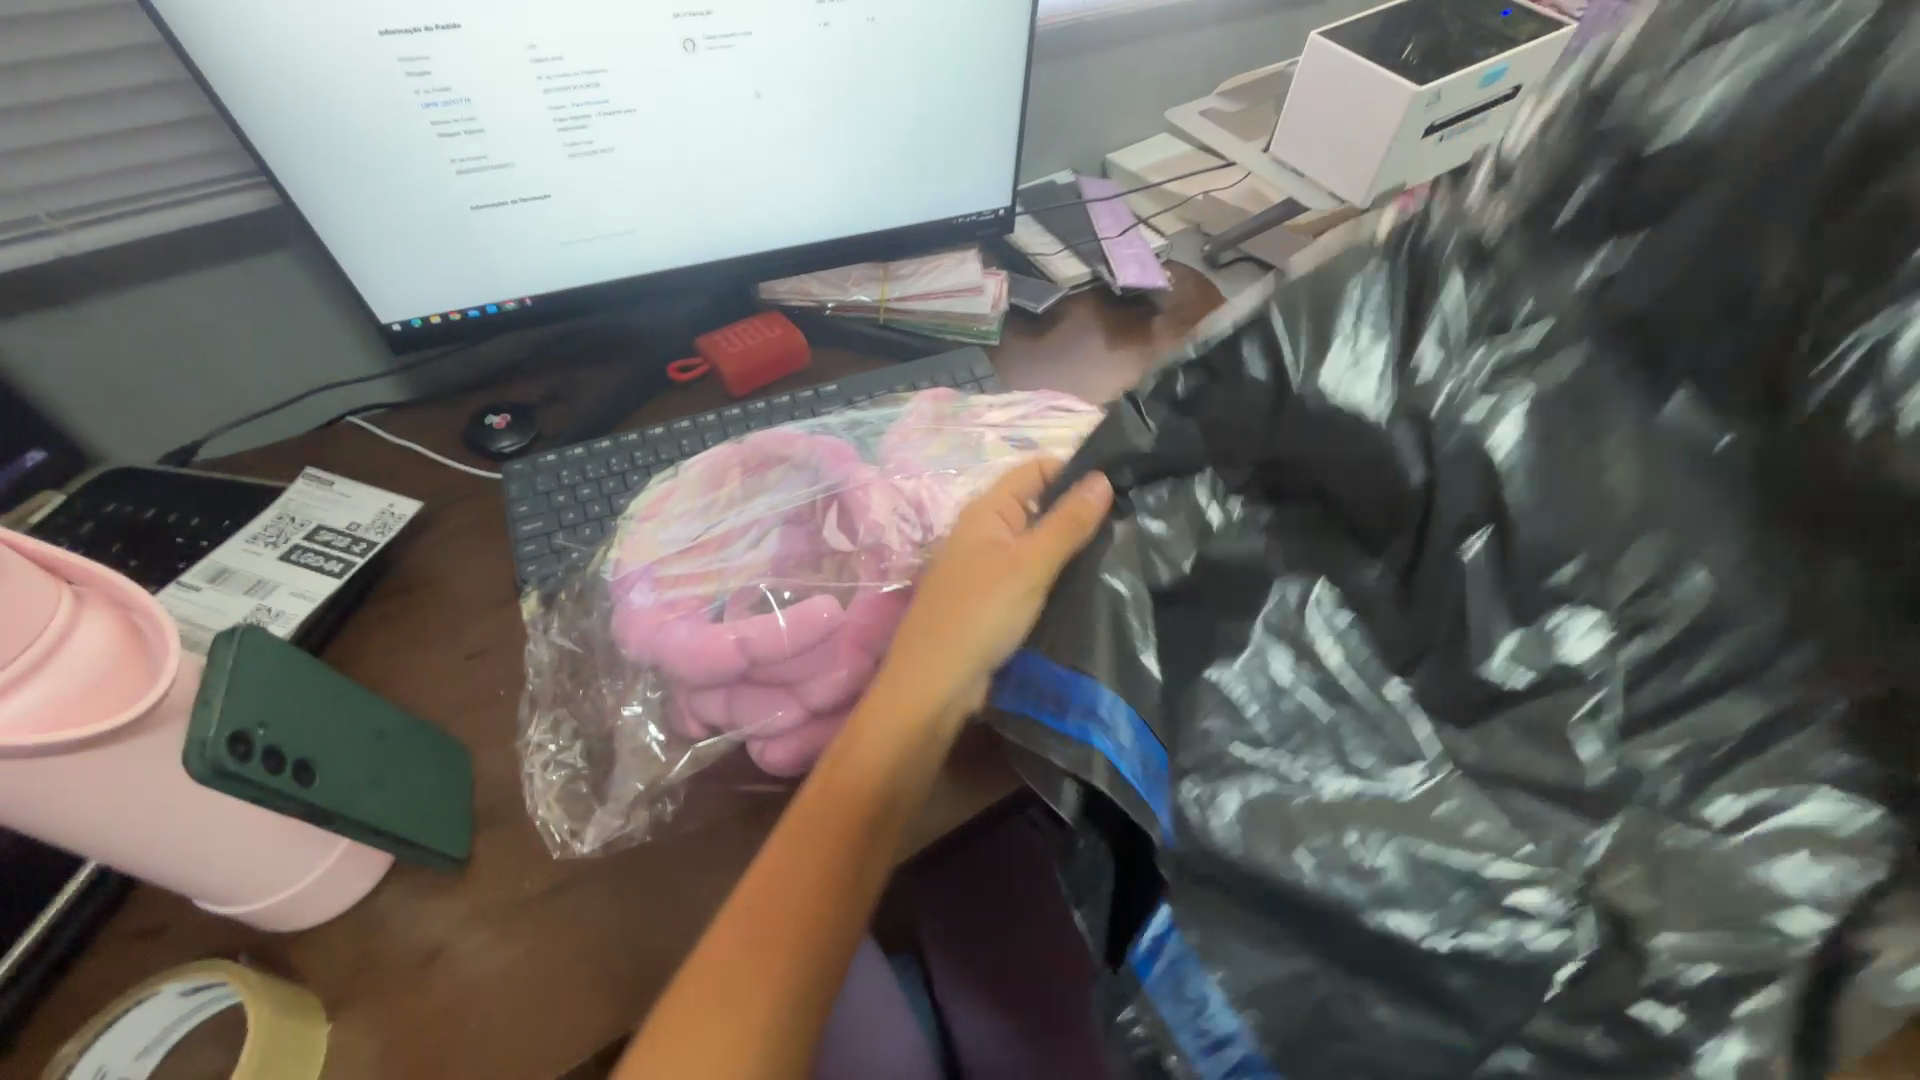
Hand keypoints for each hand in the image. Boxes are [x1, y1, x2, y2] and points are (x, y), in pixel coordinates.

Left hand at [872, 458, 1113, 726]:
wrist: (935, 686)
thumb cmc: (979, 616)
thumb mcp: (1029, 565)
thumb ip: (1067, 522)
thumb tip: (1102, 478)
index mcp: (987, 511)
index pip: (1036, 470)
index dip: (1075, 472)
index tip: (1122, 490)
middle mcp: (985, 533)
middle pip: (1039, 508)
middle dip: (1079, 514)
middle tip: (1131, 527)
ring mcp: (987, 569)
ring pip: (1039, 547)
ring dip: (1072, 551)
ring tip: (1121, 556)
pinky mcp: (994, 603)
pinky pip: (1032, 579)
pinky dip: (1057, 580)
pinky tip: (1090, 589)